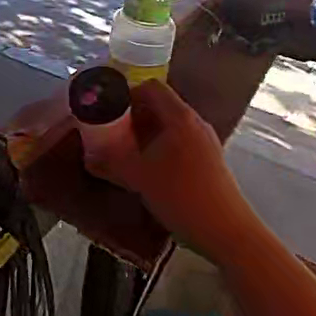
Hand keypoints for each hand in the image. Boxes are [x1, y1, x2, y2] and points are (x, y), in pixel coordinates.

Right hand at [84, 80, 263, 260]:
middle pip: (161, 106)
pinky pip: (181, 142)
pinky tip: (149, 171)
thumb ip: (111, 162)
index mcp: (180, 117)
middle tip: (111, 135)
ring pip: (171, 126)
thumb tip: (90, 154)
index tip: (108, 111)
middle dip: (134, 117)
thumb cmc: (181, 196)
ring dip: (147, 135)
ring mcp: (206, 140)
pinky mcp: (210, 159)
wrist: (225, 228)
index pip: (152, 87)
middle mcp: (196, 122)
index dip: (127, 94)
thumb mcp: (139, 177)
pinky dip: (161, 148)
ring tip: (126, 154)